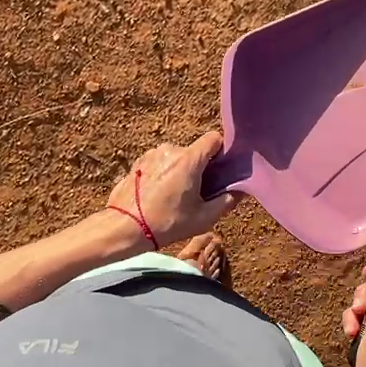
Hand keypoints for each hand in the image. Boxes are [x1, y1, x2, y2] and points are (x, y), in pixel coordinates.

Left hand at [106, 131, 235, 247]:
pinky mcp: (138, 162)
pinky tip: (160, 195)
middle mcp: (170, 150)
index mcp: (189, 159)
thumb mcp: (204, 218)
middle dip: (200, 167)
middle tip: (198, 192)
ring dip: (180, 171)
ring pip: (176, 157)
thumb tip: (240, 192)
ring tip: (176, 196)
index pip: (213, 138)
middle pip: (194, 151)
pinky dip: (164, 174)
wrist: (125, 228)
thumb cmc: (167, 223)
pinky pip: (159, 163)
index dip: (220, 152)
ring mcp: (151, 155)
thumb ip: (226, 201)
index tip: (220, 171)